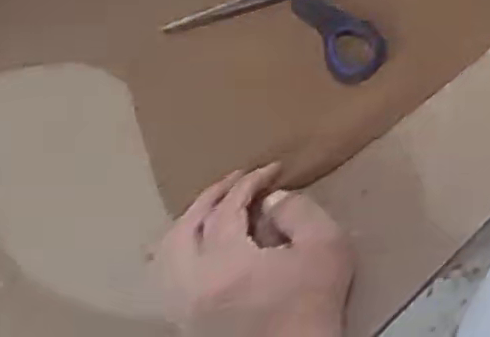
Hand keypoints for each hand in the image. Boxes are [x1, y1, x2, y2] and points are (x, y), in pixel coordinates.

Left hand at [153, 165, 353, 336]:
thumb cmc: (315, 296)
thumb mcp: (325, 242)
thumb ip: (299, 212)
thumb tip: (271, 200)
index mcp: (226, 265)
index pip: (225, 212)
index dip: (249, 183)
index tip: (273, 169)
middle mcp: (192, 287)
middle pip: (181, 232)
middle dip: (209, 197)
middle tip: (238, 178)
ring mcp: (184, 309)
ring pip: (163, 258)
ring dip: (187, 223)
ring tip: (214, 205)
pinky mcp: (186, 323)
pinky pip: (166, 279)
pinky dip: (178, 251)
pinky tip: (198, 243)